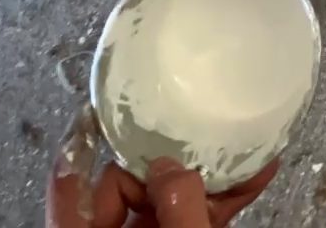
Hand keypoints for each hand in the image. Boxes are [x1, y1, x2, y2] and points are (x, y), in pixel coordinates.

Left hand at [47, 154, 277, 227]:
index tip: (97, 108)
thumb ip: (177, 220)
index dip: (81, 146)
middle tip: (206, 144)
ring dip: (208, 178)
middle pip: (127, 187)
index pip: (72, 191)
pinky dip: (221, 200)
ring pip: (168, 200)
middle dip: (172, 162)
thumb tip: (173, 167)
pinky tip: (253, 178)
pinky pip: (192, 217)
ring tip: (246, 157)